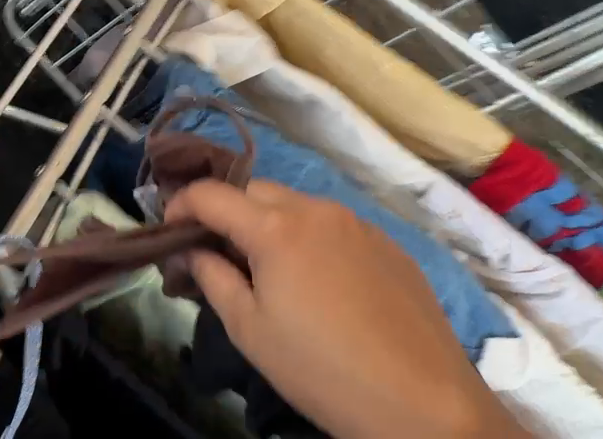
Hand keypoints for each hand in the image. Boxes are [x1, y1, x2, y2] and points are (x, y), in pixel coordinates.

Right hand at [167, 181, 526, 438]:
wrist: (431, 412)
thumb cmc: (324, 370)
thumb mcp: (248, 329)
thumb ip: (210, 275)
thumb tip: (193, 249)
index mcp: (274, 227)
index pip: (208, 194)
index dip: (179, 206)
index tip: (171, 233)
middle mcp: (315, 210)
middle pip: (252, 191)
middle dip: (226, 213)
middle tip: (220, 254)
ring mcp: (358, 226)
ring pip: (294, 205)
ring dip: (269, 224)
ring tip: (272, 270)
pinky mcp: (391, 248)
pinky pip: (333, 226)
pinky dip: (311, 239)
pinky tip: (321, 284)